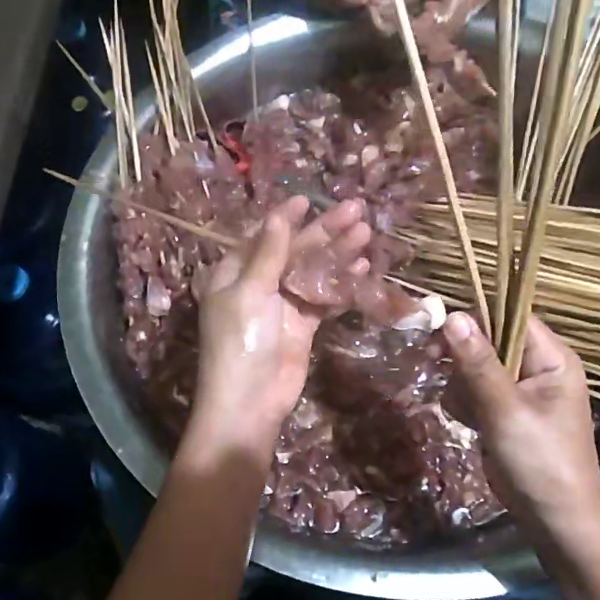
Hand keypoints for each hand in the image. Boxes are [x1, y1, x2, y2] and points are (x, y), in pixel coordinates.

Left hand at [189, 196, 368, 451]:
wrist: (250, 400)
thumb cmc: (241, 342)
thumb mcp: (250, 293)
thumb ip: (268, 254)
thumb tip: (277, 215)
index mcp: (233, 274)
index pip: (261, 238)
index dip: (285, 219)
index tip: (309, 198)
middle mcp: (256, 286)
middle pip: (292, 252)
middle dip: (323, 232)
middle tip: (357, 210)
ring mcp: (280, 307)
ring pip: (311, 273)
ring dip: (337, 254)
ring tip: (366, 232)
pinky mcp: (300, 327)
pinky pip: (323, 299)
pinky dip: (341, 285)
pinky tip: (362, 269)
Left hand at [369, 0, 494, 40]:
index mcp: (432, 31)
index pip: (395, 29)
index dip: (378, 14)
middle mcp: (431, 38)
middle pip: (396, 30)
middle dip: (381, 13)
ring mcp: (433, 33)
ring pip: (402, 26)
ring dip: (388, 11)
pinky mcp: (434, 24)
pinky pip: (410, 21)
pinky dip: (400, 9)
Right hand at [440, 312, 599, 533]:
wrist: (551, 515)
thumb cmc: (540, 460)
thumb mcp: (506, 409)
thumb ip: (478, 363)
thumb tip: (453, 317)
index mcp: (552, 360)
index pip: (512, 318)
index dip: (476, 318)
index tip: (437, 328)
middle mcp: (536, 370)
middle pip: (488, 342)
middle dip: (461, 357)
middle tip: (433, 363)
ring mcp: (518, 393)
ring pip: (473, 368)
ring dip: (460, 384)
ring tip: (465, 409)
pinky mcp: (501, 413)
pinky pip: (471, 393)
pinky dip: (462, 403)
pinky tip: (466, 422)